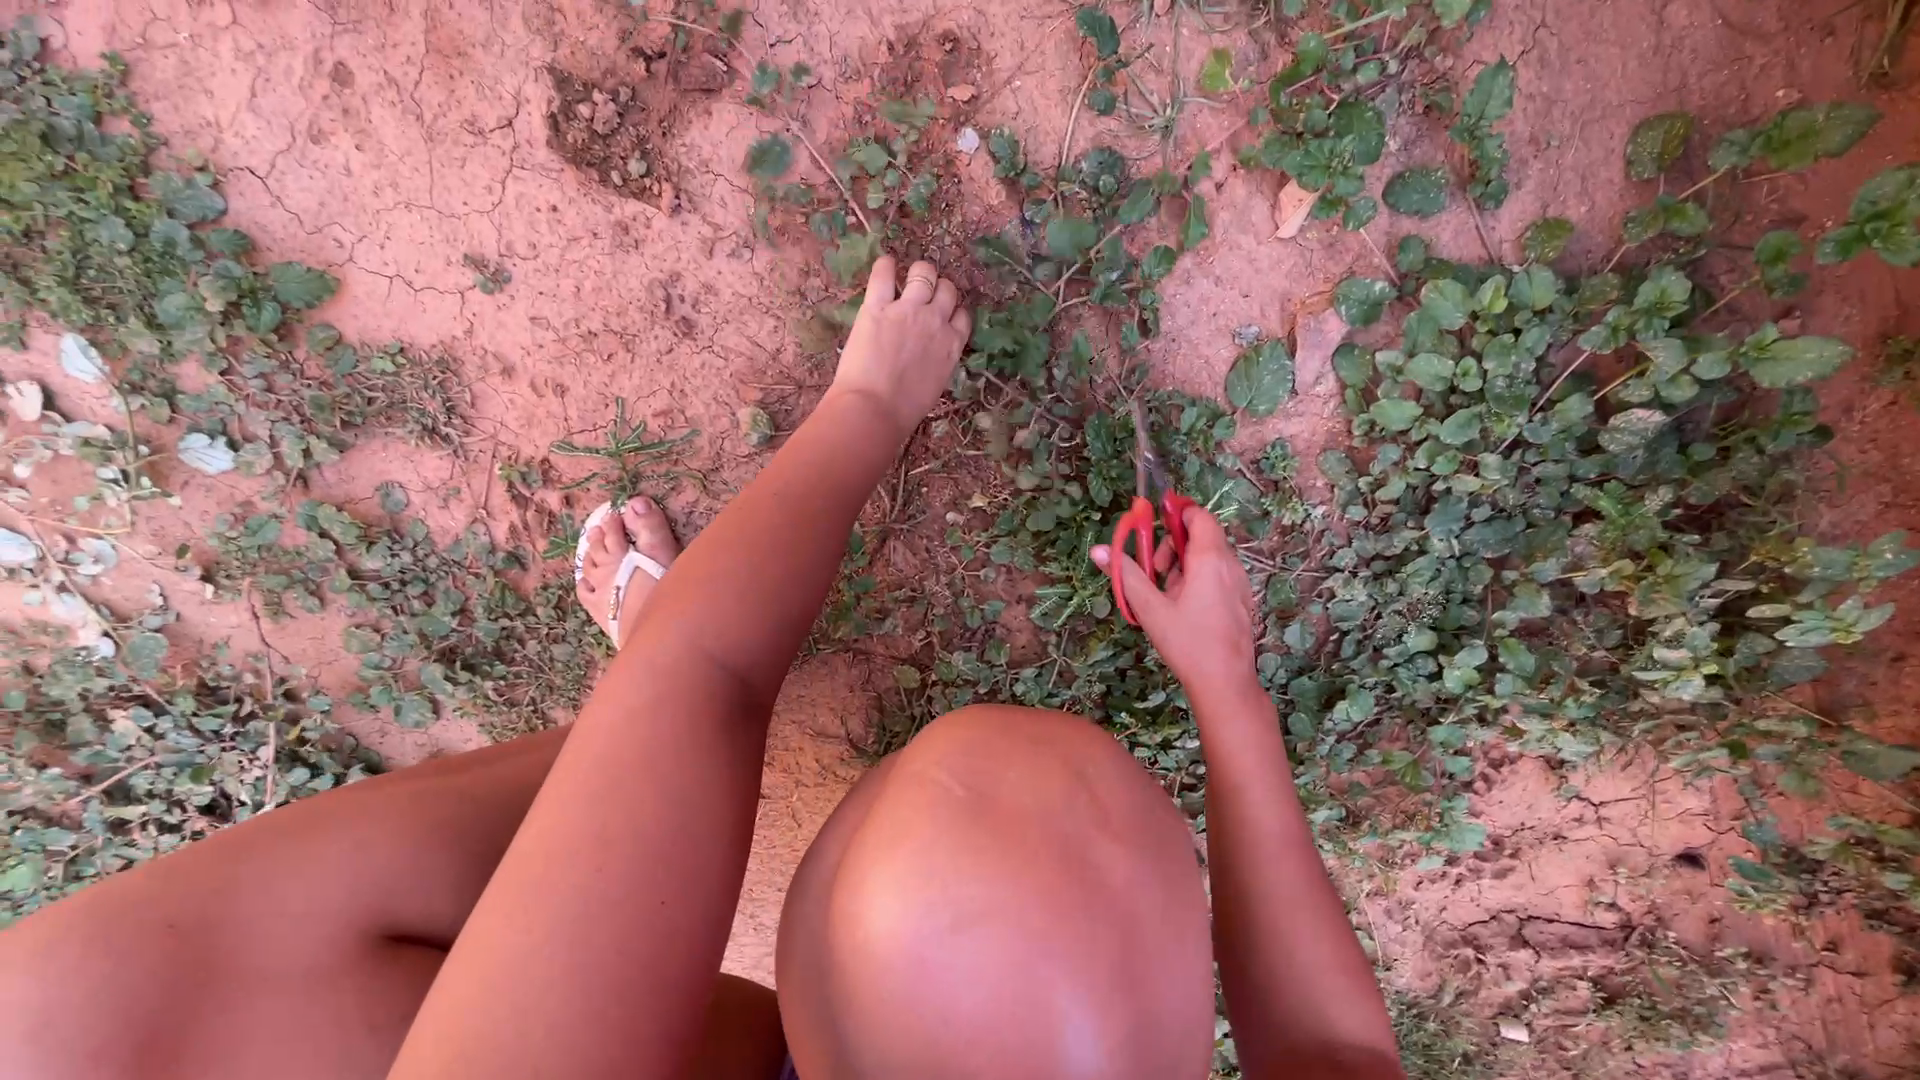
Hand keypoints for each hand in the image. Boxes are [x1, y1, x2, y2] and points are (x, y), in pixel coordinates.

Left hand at [826, 255, 972, 438]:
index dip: (953, 311)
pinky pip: (883, 274)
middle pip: (947, 289)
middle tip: (925, 295)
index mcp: (952, 345)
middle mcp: (935, 321)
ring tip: (908, 277)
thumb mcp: (935, 385)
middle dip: (938, 290)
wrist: (875, 410)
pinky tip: (885, 266)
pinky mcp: (878, 306)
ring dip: (918, 273)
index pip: (962, 315)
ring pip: (923, 273)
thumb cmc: (904, 410)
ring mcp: (908, 310)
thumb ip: (938, 361)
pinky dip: (885, 266)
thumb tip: (929, 356)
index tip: (944, 315)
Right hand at [1091, 506, 1258, 695]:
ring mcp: (1240, 584)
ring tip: (1167, 594)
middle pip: (1201, 536)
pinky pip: (1218, 575)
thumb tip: (1099, 550)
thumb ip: (1126, 574)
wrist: (1225, 682)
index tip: (1154, 525)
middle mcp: (1230, 565)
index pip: (1199, 516)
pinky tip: (1185, 608)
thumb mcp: (1150, 608)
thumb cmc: (1187, 643)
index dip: (1177, 513)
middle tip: (1155, 572)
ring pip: (1209, 557)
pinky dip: (1198, 579)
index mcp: (1209, 560)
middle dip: (1173, 545)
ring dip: (1184, 565)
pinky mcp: (1242, 600)